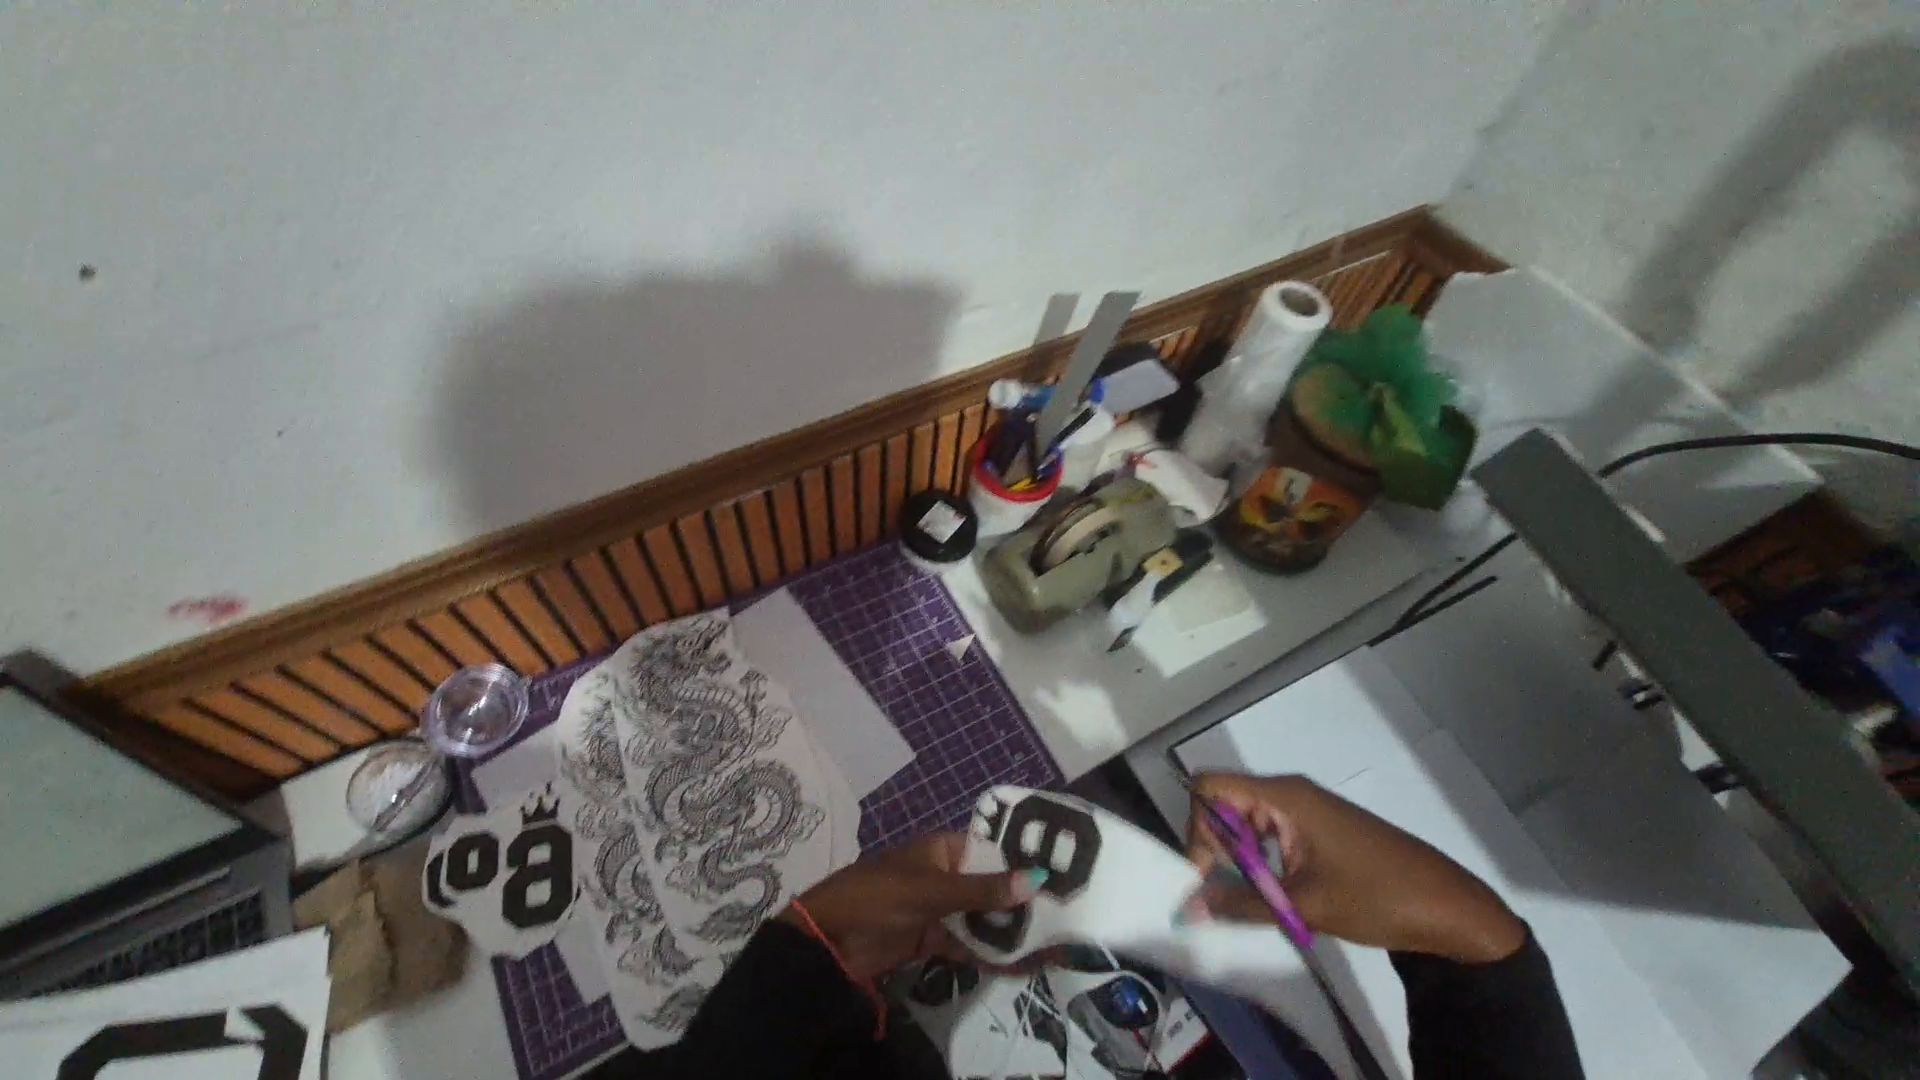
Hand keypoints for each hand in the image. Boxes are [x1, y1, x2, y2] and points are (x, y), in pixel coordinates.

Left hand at [779, 833, 1047, 979]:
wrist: (828, 941)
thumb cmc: (878, 896)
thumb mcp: (931, 890)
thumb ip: (982, 890)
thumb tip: (1035, 880)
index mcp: (943, 849)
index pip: (992, 848)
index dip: (1023, 858)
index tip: (1064, 869)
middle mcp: (946, 875)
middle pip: (992, 886)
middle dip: (1024, 901)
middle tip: (1070, 912)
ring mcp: (940, 909)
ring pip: (983, 918)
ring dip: (1012, 931)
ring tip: (1056, 943)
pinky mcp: (932, 940)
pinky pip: (969, 945)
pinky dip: (992, 955)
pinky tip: (1023, 965)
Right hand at [1183, 773, 1524, 962]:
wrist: (1451, 910)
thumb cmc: (1376, 898)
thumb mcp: (1304, 906)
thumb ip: (1241, 904)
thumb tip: (1190, 907)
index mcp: (1284, 797)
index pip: (1211, 787)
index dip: (1197, 826)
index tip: (1206, 873)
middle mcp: (1290, 793)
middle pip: (1225, 802)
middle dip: (1214, 844)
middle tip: (1224, 891)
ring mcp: (1306, 809)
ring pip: (1246, 819)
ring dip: (1238, 855)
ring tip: (1251, 895)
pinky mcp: (1318, 827)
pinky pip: (1269, 830)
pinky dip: (1260, 857)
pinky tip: (1274, 890)